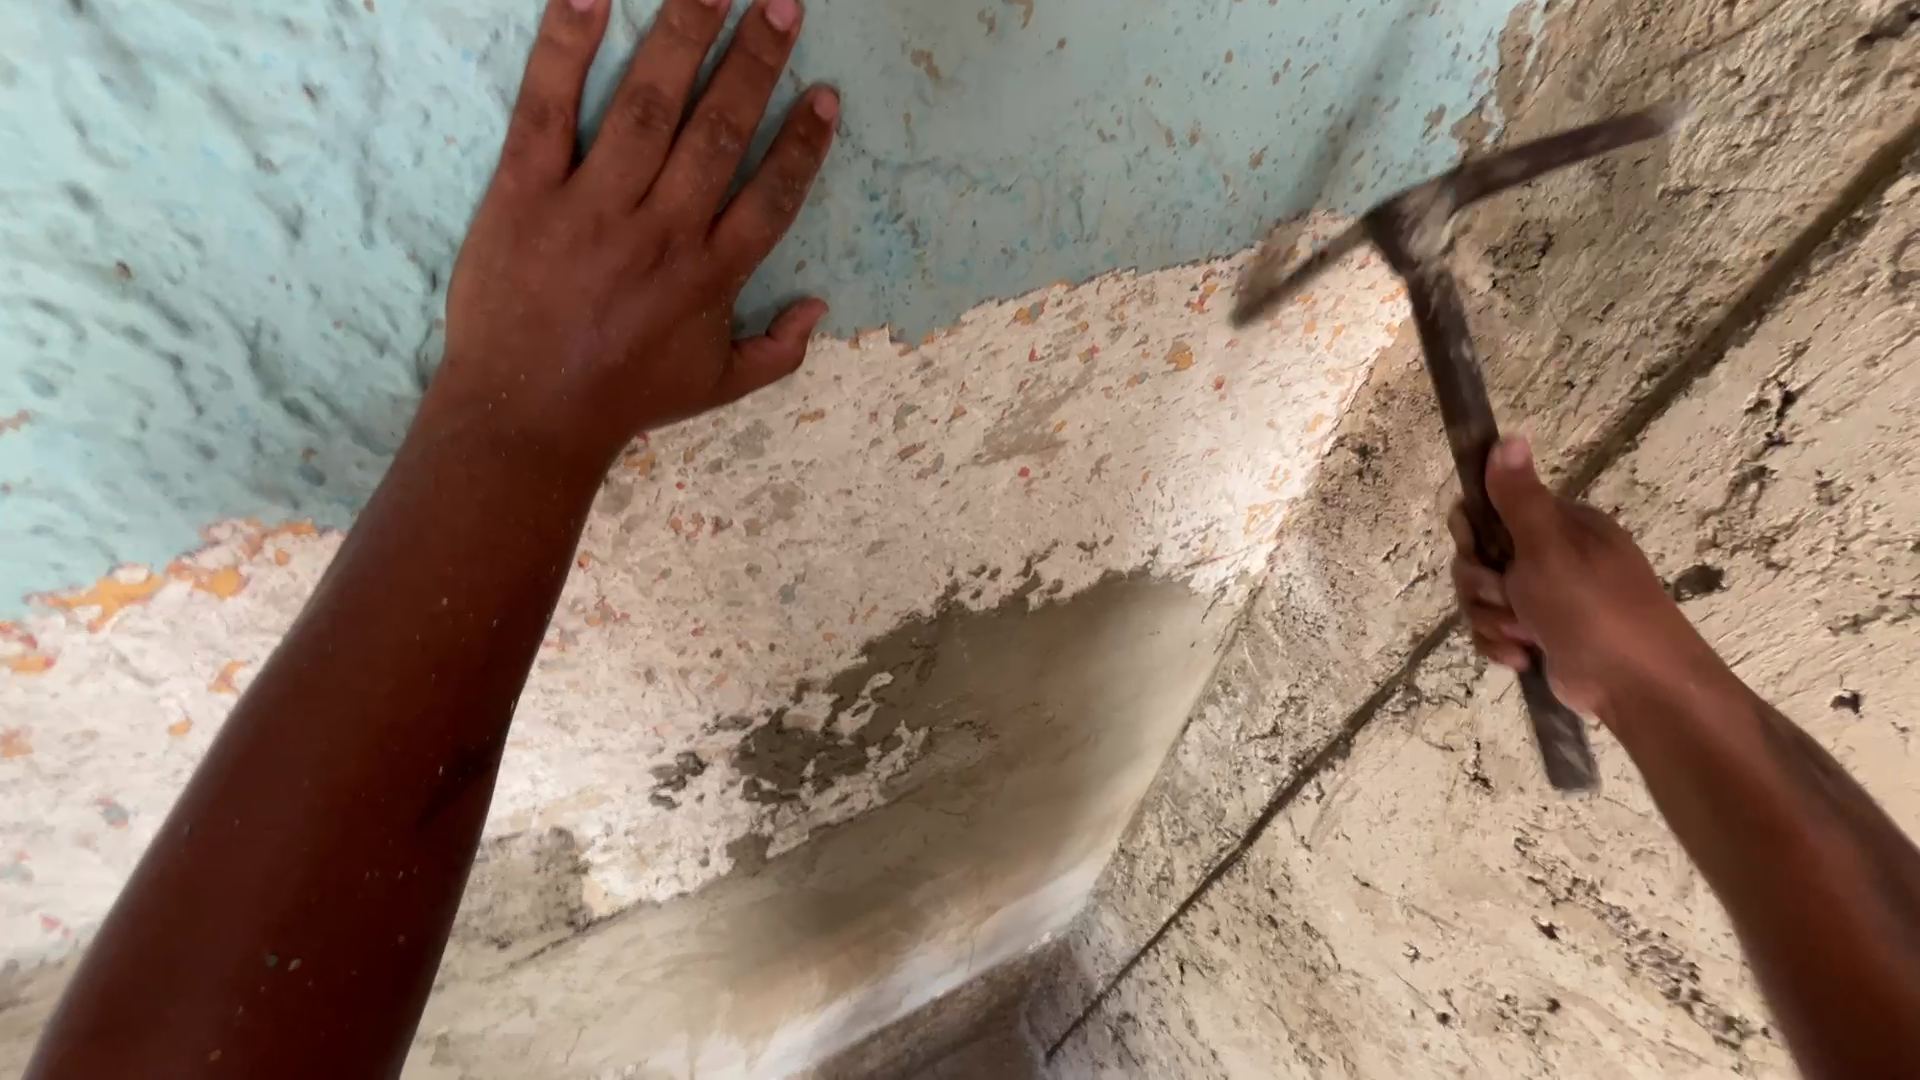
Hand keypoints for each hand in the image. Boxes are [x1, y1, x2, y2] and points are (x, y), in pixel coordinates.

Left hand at [433, 0, 838, 471]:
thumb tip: (819, 308)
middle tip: (782, 3)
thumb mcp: (720, 386)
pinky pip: (547, 107)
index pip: (771, 195)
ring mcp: (593, 206)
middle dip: (757, 62)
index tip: (825, 97)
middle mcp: (663, 231)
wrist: (531, 411)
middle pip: (719, 131)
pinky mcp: (526, 192)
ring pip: (647, 104)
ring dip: (683, 34)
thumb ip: (780, 351)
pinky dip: (565, 47)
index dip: (802, 144)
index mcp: (712, 276)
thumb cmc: (630, 396)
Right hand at [1450, 437, 1710, 719]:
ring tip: (1525, 635)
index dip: (1472, 535)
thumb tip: (1507, 437)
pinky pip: (1490, 632)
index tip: (1485, 551)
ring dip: (1492, 621)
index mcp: (1557, 527)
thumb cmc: (1596, 609)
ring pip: (1477, 599)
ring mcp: (1542, 598)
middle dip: (1481, 587)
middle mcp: (1548, 557)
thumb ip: (1519, 498)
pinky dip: (1500, 646)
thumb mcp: (1550, 548)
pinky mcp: (1536, 634)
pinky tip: (1524, 656)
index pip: (1485, 513)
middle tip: (1510, 598)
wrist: (1639, 688)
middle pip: (1473, 560)